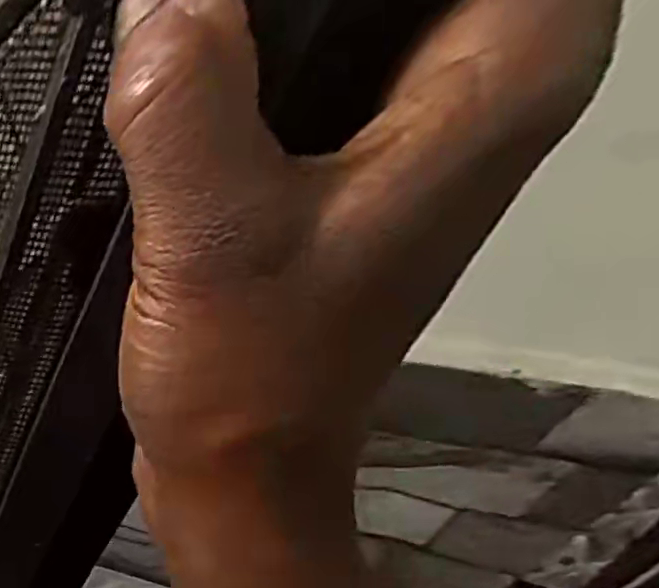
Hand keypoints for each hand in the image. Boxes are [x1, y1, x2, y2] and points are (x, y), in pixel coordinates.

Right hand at [107, 0, 620, 502]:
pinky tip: (164, 110)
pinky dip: (220, 88)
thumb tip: (154, 1)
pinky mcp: (331, 176)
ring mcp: (399, 130)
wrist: (229, 469)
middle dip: (255, 10)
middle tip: (168, 40)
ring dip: (231, 42)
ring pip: (323, 25)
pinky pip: (284, 86)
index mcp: (503, 60)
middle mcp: (473, 75)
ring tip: (157, 76)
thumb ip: (185, 110)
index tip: (206, 19)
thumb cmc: (241, 373)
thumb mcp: (210, 240)